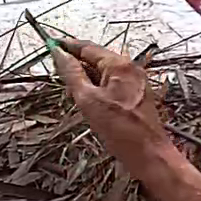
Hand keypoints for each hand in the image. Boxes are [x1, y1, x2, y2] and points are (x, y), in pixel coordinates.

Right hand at [52, 39, 171, 168]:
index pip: (88, 47)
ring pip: (104, 73)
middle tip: (59, 73)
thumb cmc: (122, 131)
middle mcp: (131, 69)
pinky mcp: (136, 96)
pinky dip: (97, 89)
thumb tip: (60, 55)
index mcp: (120, 65)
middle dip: (77, 66)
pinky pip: (112, 85)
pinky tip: (89, 104)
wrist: (148, 155)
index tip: (52, 45)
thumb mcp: (87, 100)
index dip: (68, 46)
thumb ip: (72, 74)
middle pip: (97, 59)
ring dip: (86, 80)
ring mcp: (135, 82)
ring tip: (74, 94)